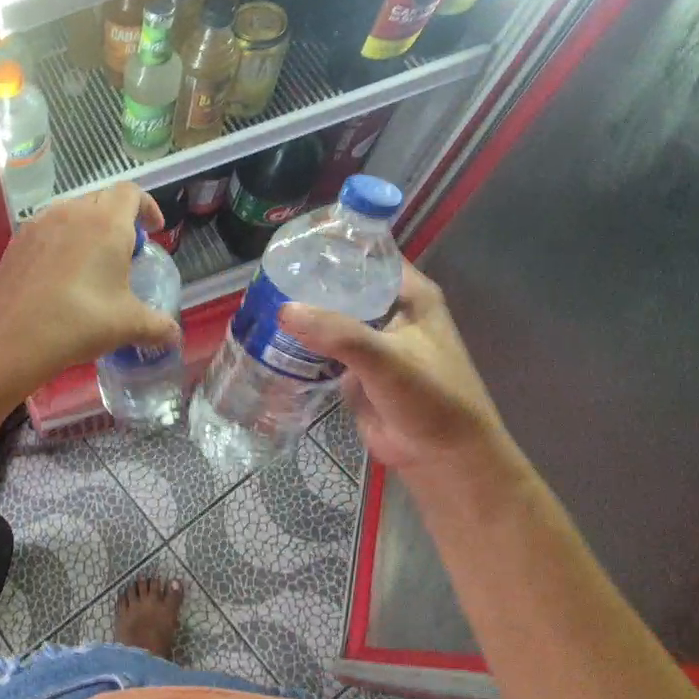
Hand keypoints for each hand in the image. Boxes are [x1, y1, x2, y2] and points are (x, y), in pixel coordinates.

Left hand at [0, 184, 181, 399]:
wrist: (12, 337)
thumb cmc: (79, 322)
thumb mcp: (127, 325)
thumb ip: (157, 325)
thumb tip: (173, 336)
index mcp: (106, 223)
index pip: (131, 192)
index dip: (147, 206)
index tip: (153, 231)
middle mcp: (71, 212)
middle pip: (101, 199)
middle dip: (118, 218)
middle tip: (124, 252)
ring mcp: (39, 224)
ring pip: (70, 212)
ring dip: (87, 227)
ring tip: (91, 262)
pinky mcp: (16, 241)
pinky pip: (46, 229)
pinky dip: (60, 241)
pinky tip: (58, 274)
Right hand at [278, 264, 504, 471]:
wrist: (442, 459)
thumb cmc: (431, 400)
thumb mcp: (387, 360)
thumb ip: (338, 333)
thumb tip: (283, 310)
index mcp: (410, 294)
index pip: (368, 252)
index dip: (334, 242)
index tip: (292, 240)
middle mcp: (390, 309)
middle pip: (342, 281)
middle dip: (306, 278)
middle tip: (263, 273)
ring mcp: (370, 338)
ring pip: (328, 313)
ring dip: (300, 310)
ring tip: (257, 299)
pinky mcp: (353, 366)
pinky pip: (320, 343)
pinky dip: (298, 339)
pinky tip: (267, 333)